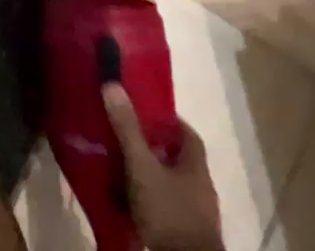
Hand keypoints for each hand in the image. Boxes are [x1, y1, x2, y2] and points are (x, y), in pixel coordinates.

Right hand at [103, 83, 222, 250]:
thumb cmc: (168, 211)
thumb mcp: (142, 167)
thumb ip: (128, 130)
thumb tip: (113, 86)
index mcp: (196, 168)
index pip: (188, 135)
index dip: (168, 121)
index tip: (144, 111)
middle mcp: (200, 187)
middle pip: (177, 159)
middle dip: (152, 147)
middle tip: (123, 136)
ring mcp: (194, 211)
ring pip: (169, 182)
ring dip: (148, 173)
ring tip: (119, 166)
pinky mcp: (183, 230)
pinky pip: (163, 204)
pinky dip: (146, 197)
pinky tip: (127, 198)